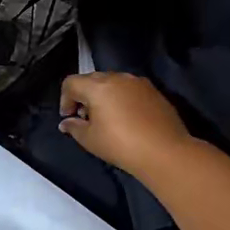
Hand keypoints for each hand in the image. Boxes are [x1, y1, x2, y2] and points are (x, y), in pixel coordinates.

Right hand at [58, 72, 198, 179]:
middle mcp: (118, 77)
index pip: (71, 83)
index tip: (69, 117)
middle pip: (92, 79)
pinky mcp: (154, 91)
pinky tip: (126, 119)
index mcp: (98, 86)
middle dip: (83, 96)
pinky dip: (121, 98)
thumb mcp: (90, 140)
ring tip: (106, 119)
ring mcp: (138, 82)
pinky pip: (129, 89)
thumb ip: (74, 127)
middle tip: (85, 118)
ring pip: (112, 82)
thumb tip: (66, 122)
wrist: (164, 151)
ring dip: (103, 96)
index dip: (65, 99)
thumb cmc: (120, 145)